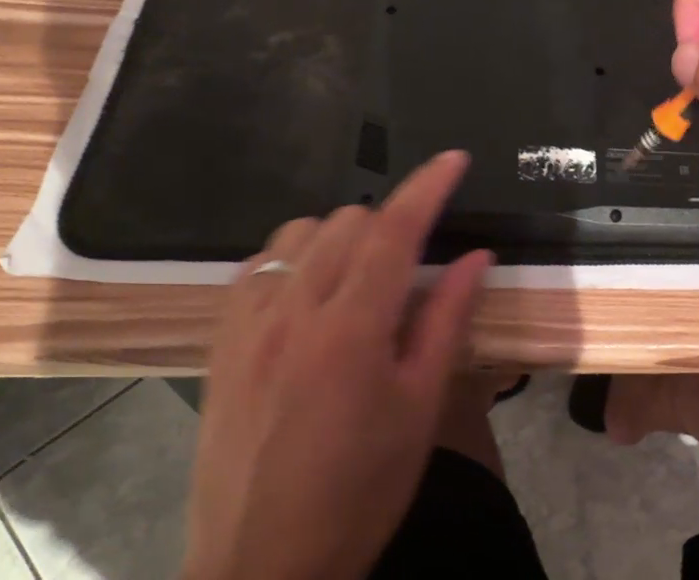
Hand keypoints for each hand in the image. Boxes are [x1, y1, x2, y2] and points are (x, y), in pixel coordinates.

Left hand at [182, 152, 492, 579]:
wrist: (262, 564)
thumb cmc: (361, 489)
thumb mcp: (421, 408)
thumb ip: (446, 320)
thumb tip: (477, 255)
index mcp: (351, 329)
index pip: (394, 230)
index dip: (428, 186)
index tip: (454, 159)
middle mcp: (293, 310)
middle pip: (346, 222)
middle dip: (389, 221)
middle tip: (415, 259)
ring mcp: (248, 324)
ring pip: (298, 234)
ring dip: (339, 236)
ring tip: (361, 275)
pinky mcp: (220, 343)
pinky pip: (256, 266)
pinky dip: (292, 258)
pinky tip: (308, 292)